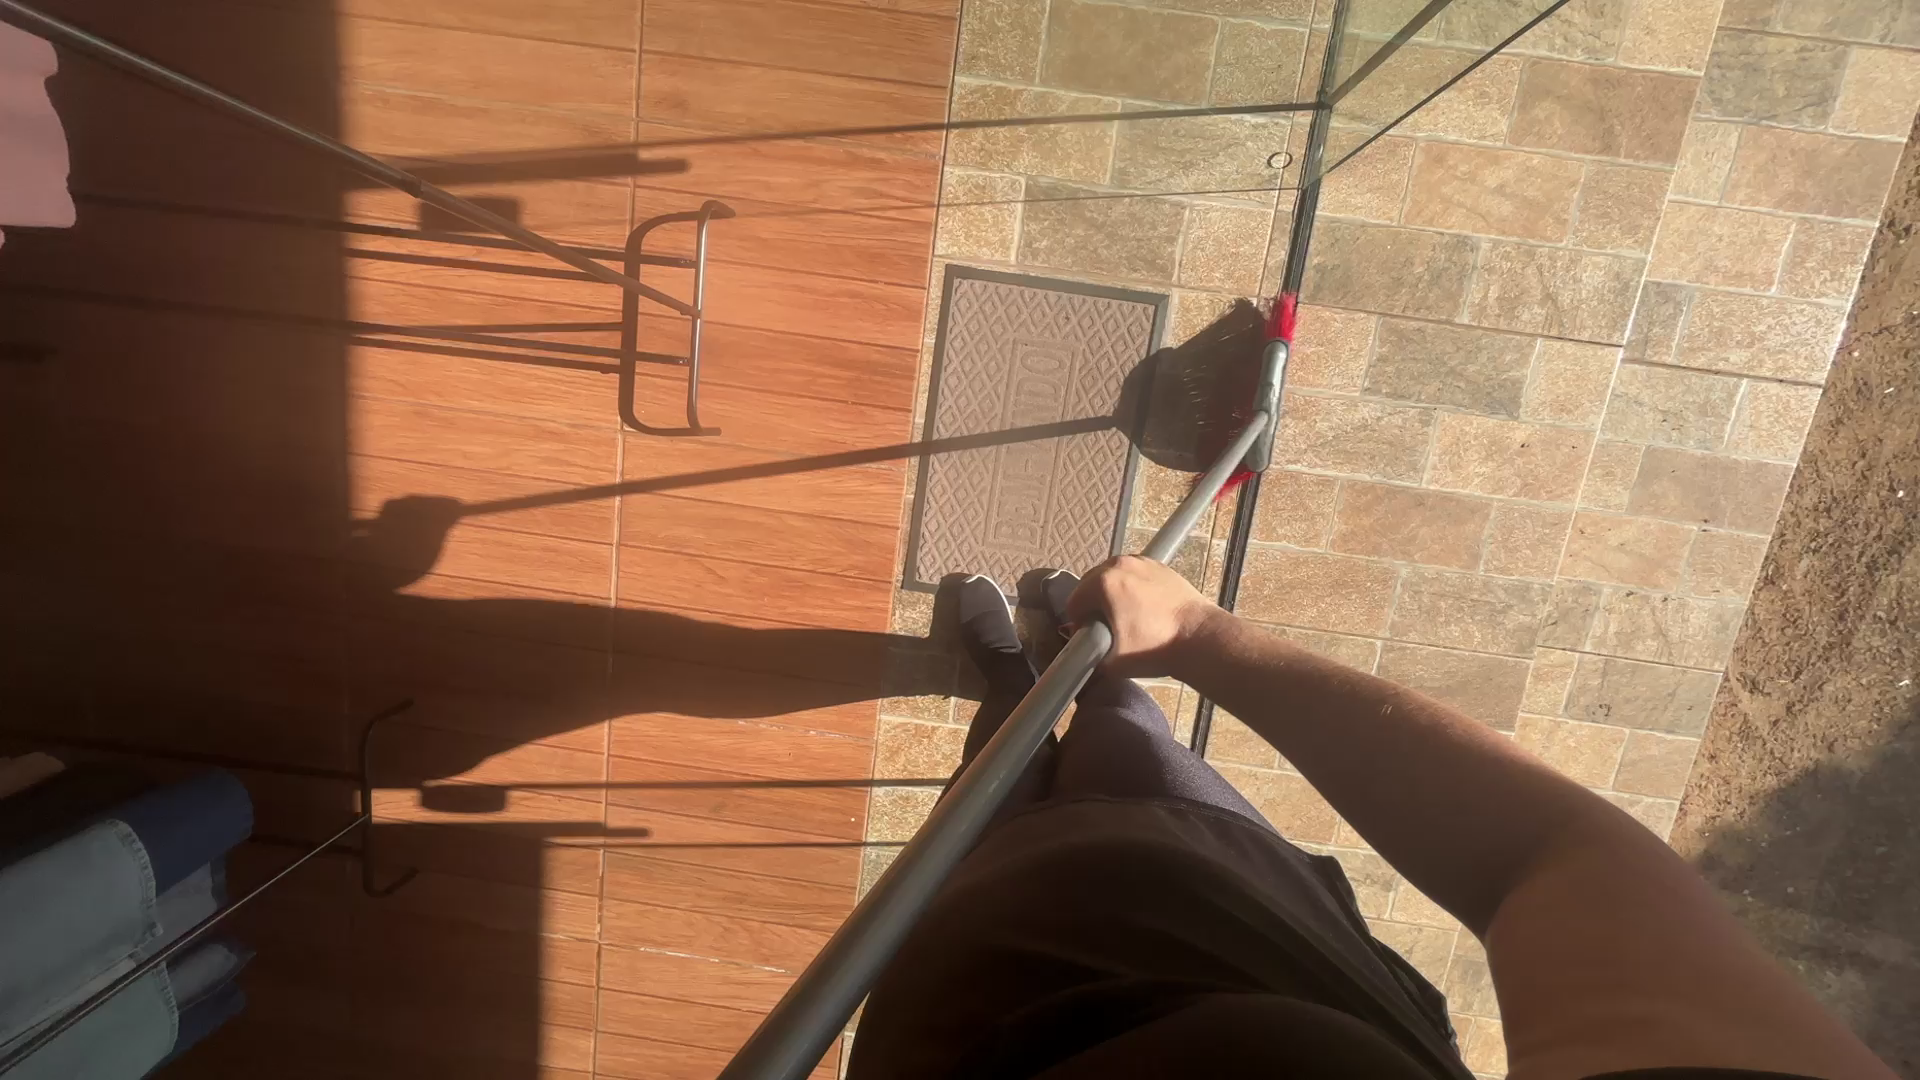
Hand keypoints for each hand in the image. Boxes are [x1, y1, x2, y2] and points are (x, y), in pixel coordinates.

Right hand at [1064, 555, 1225, 677]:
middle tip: (1103, 627)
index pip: (1075, 601)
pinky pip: (1134, 574)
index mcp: (1103, 582)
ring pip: (1113, 576)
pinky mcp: (1159, 565)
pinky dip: (1131, 587)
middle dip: (1092, 604)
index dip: (1077, 622)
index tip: (1087, 637)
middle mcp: (1119, 564)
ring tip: (1124, 617)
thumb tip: (1082, 651)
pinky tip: (1142, 607)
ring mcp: (1141, 561)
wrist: (1200, 638)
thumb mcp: (1112, 661)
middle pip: (1091, 584)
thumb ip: (1087, 656)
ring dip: (1111, 593)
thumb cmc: (1154, 648)